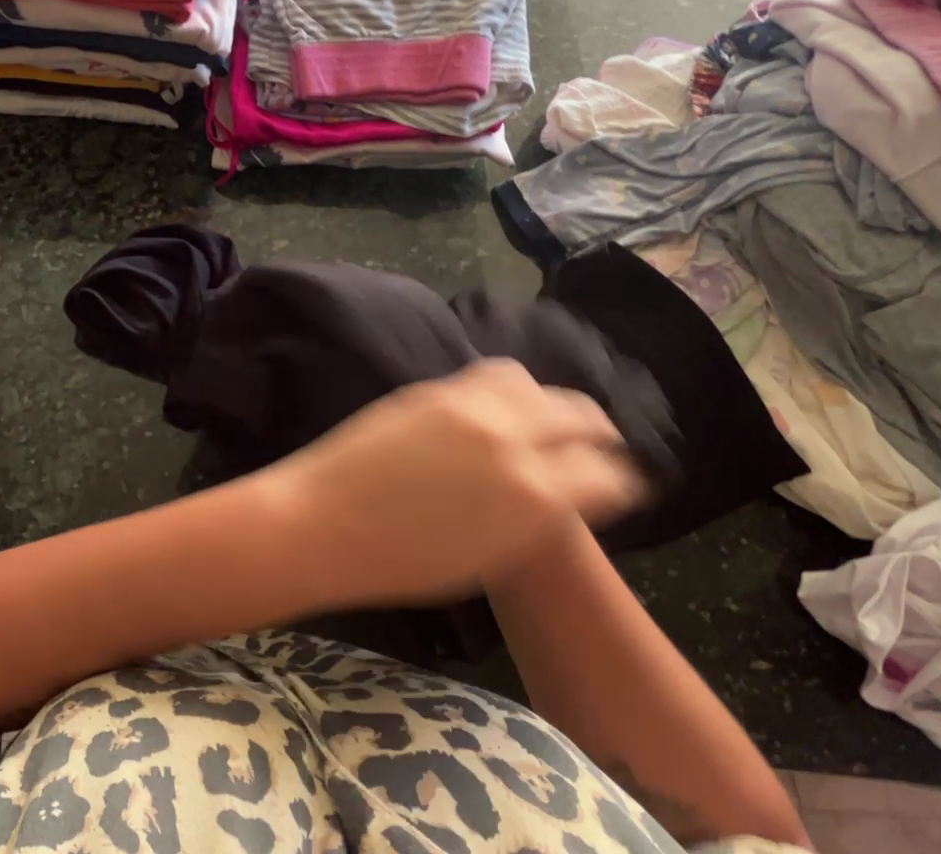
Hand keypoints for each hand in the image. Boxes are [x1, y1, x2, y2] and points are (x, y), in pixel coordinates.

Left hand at [271, 359, 646, 603]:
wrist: (320, 524)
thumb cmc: (399, 564)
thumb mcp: (486, 559)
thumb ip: (533, 520)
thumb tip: (559, 497)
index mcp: (533, 497)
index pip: (608, 475)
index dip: (620, 481)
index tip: (619, 484)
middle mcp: (510, 441)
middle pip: (580, 416)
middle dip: (596, 433)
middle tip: (595, 444)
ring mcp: (468, 407)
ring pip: (536, 384)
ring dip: (550, 401)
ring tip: (547, 419)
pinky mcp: (431, 390)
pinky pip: (489, 376)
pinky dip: (508, 389)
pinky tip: (499, 407)